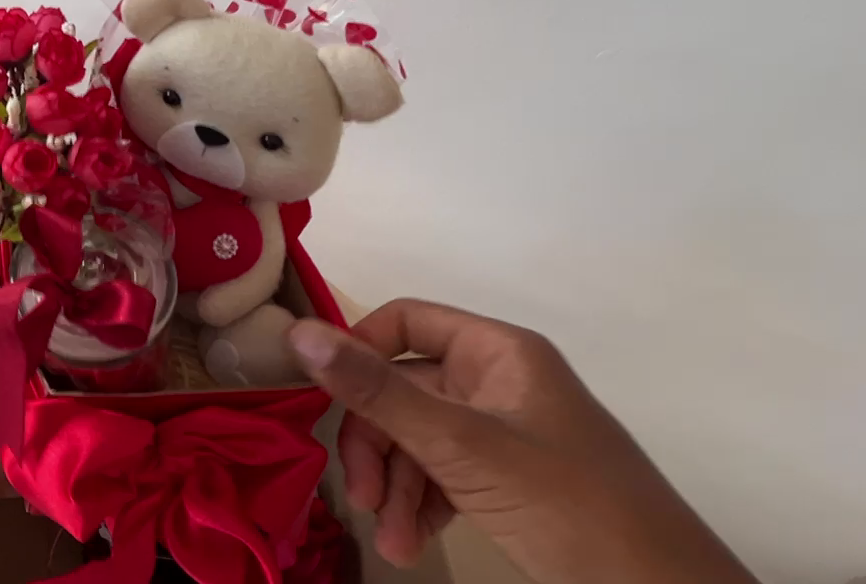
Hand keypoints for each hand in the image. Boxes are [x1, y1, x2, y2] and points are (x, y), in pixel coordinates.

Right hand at [287, 300, 755, 583]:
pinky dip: (420, 503)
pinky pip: (442, 471)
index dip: (358, 352)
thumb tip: (297, 331)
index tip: (327, 396)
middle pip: (402, 388)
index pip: (403, 322)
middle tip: (359, 494)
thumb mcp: (460, 447)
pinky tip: (410, 542)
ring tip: (392, 539)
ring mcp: (503, 432)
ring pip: (417, 435)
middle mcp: (496, 381)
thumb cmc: (568, 507)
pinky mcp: (508, 479)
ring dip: (394, 484)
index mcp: (495, 352)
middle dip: (376, 443)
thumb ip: (375, 390)